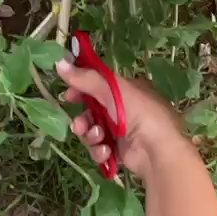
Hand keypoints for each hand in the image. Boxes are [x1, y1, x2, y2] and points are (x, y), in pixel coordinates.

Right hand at [56, 58, 189, 180]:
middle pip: (92, 112)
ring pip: (93, 132)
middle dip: (83, 120)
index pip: (98, 86)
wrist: (158, 151)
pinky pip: (100, 149)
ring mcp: (122, 132)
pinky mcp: (120, 151)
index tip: (68, 96)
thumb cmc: (139, 114)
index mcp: (128, 90)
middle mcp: (125, 110)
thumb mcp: (113, 91)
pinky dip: (100, 151)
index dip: (81, 90)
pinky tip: (107, 152)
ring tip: (99, 138)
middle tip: (80, 126)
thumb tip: (59, 63)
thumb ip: (86, 79)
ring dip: (91, 136)